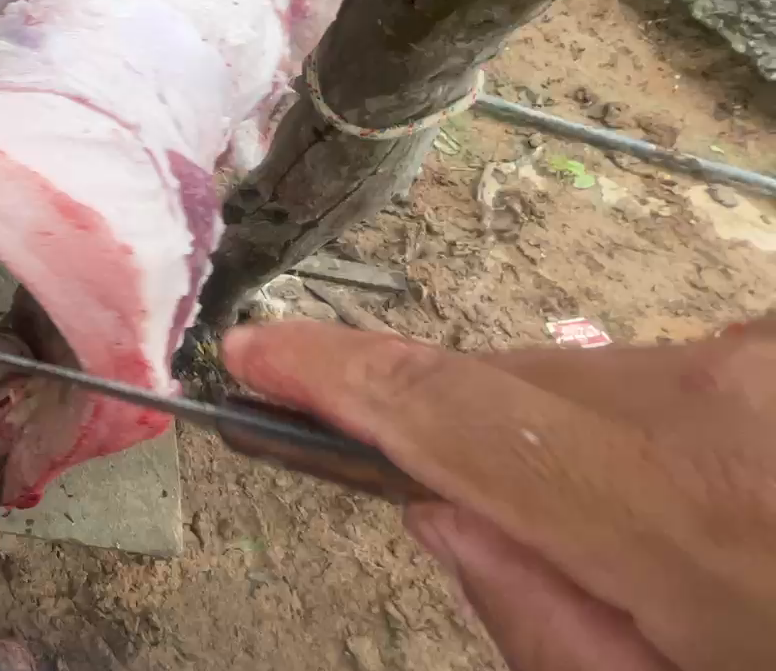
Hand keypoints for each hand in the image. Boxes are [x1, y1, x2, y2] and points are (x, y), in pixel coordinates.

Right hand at [223, 320, 775, 670]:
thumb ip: (548, 628)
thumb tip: (439, 517)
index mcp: (699, 507)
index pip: (443, 406)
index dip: (327, 372)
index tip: (248, 352)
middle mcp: (721, 396)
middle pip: (505, 386)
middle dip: (462, 437)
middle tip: (474, 509)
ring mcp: (759, 355)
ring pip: (577, 375)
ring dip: (558, 436)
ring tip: (628, 526)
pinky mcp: (775, 343)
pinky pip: (658, 371)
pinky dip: (637, 425)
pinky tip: (702, 494)